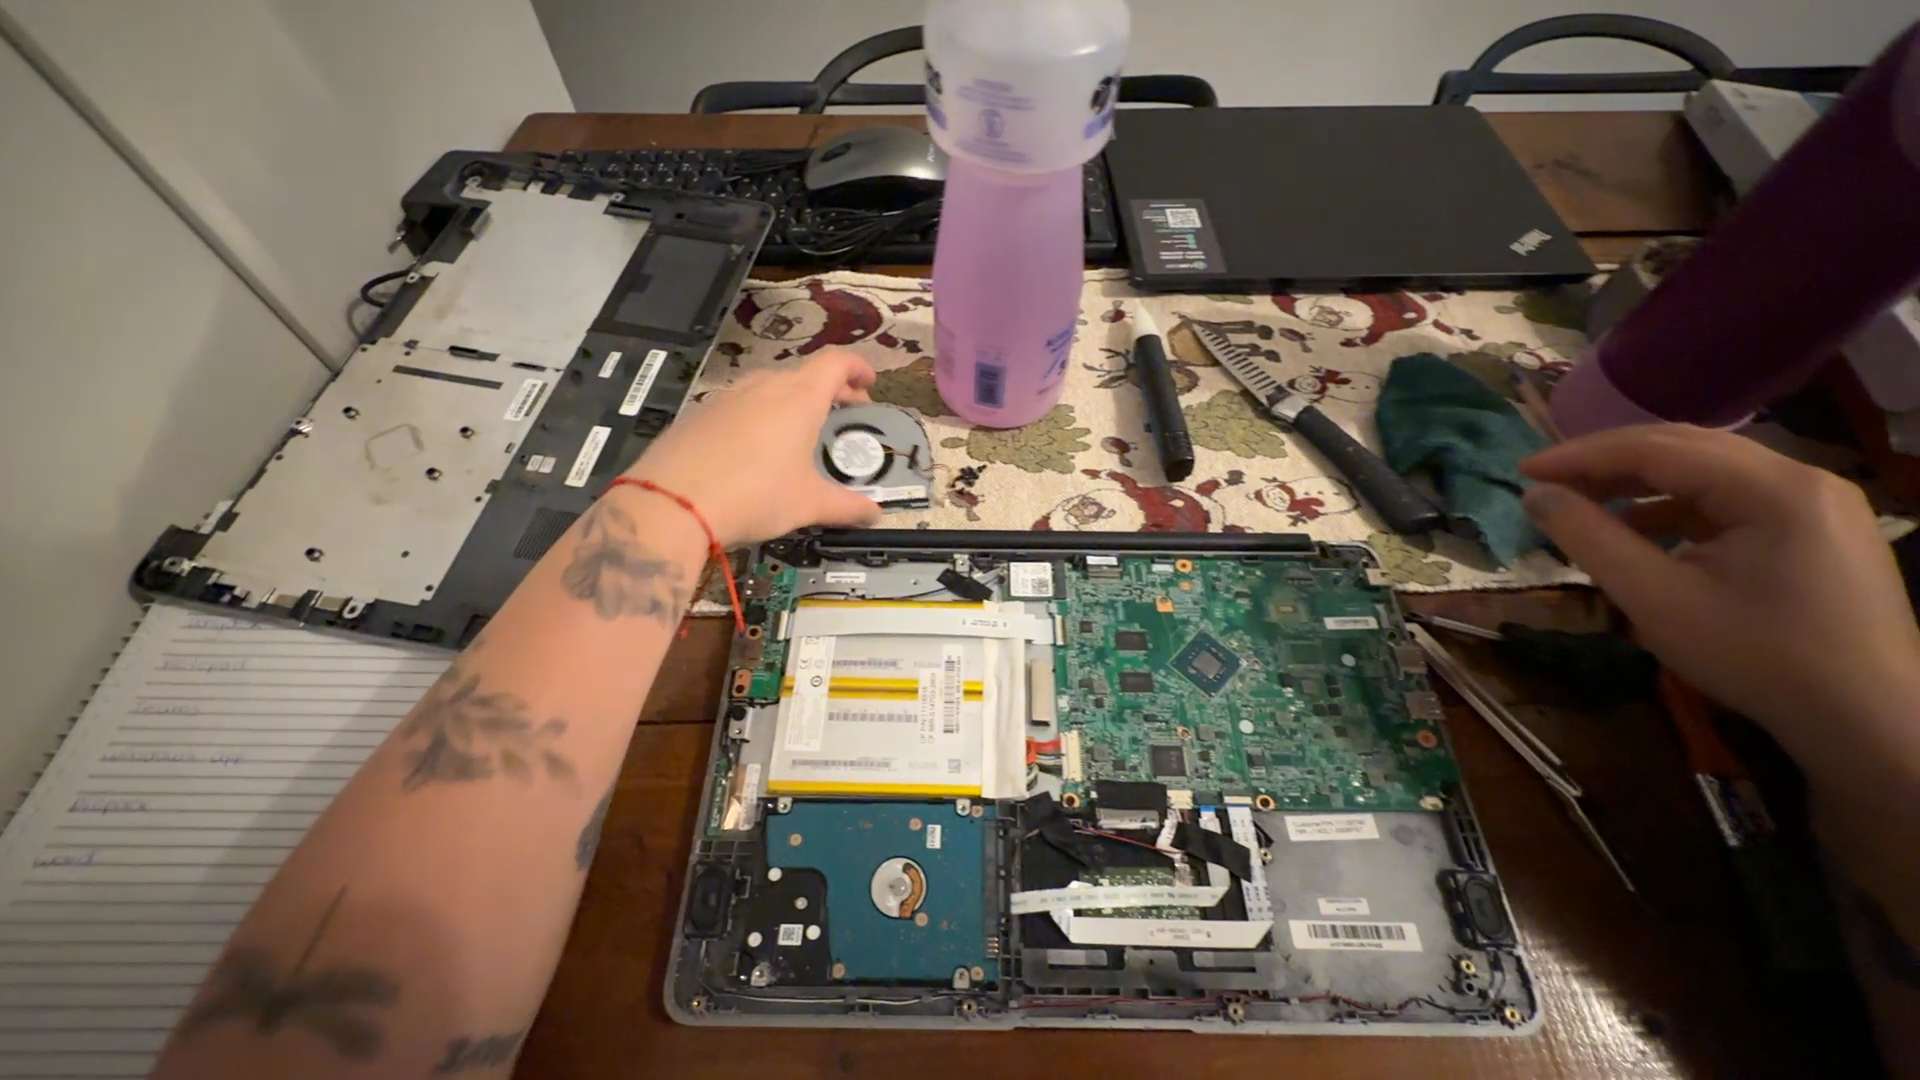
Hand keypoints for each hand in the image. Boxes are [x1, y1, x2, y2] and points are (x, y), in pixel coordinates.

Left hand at [622, 350, 882, 546]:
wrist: (673, 503)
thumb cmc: (754, 496)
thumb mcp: (807, 505)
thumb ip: (845, 507)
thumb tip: (874, 513)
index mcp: (799, 399)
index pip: (836, 363)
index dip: (857, 367)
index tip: (869, 382)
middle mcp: (764, 387)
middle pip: (804, 374)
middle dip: (830, 390)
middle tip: (844, 413)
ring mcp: (727, 397)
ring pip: (769, 386)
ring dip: (792, 400)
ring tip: (800, 429)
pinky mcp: (700, 414)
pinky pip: (740, 404)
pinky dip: (759, 414)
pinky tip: (755, 446)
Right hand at [1520, 424, 1919, 788]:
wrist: (1871, 723)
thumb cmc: (1757, 658)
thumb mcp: (1655, 599)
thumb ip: (1589, 539)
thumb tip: (1535, 496)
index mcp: (1773, 488)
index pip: (1657, 447)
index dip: (1581, 455)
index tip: (1522, 472)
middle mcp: (1803, 479)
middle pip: (1685, 447)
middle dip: (1607, 461)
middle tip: (1546, 482)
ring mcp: (1818, 503)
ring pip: (1707, 471)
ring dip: (1639, 483)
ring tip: (1584, 504)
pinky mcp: (1818, 530)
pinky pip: (1731, 499)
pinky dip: (1675, 506)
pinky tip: (1641, 531)